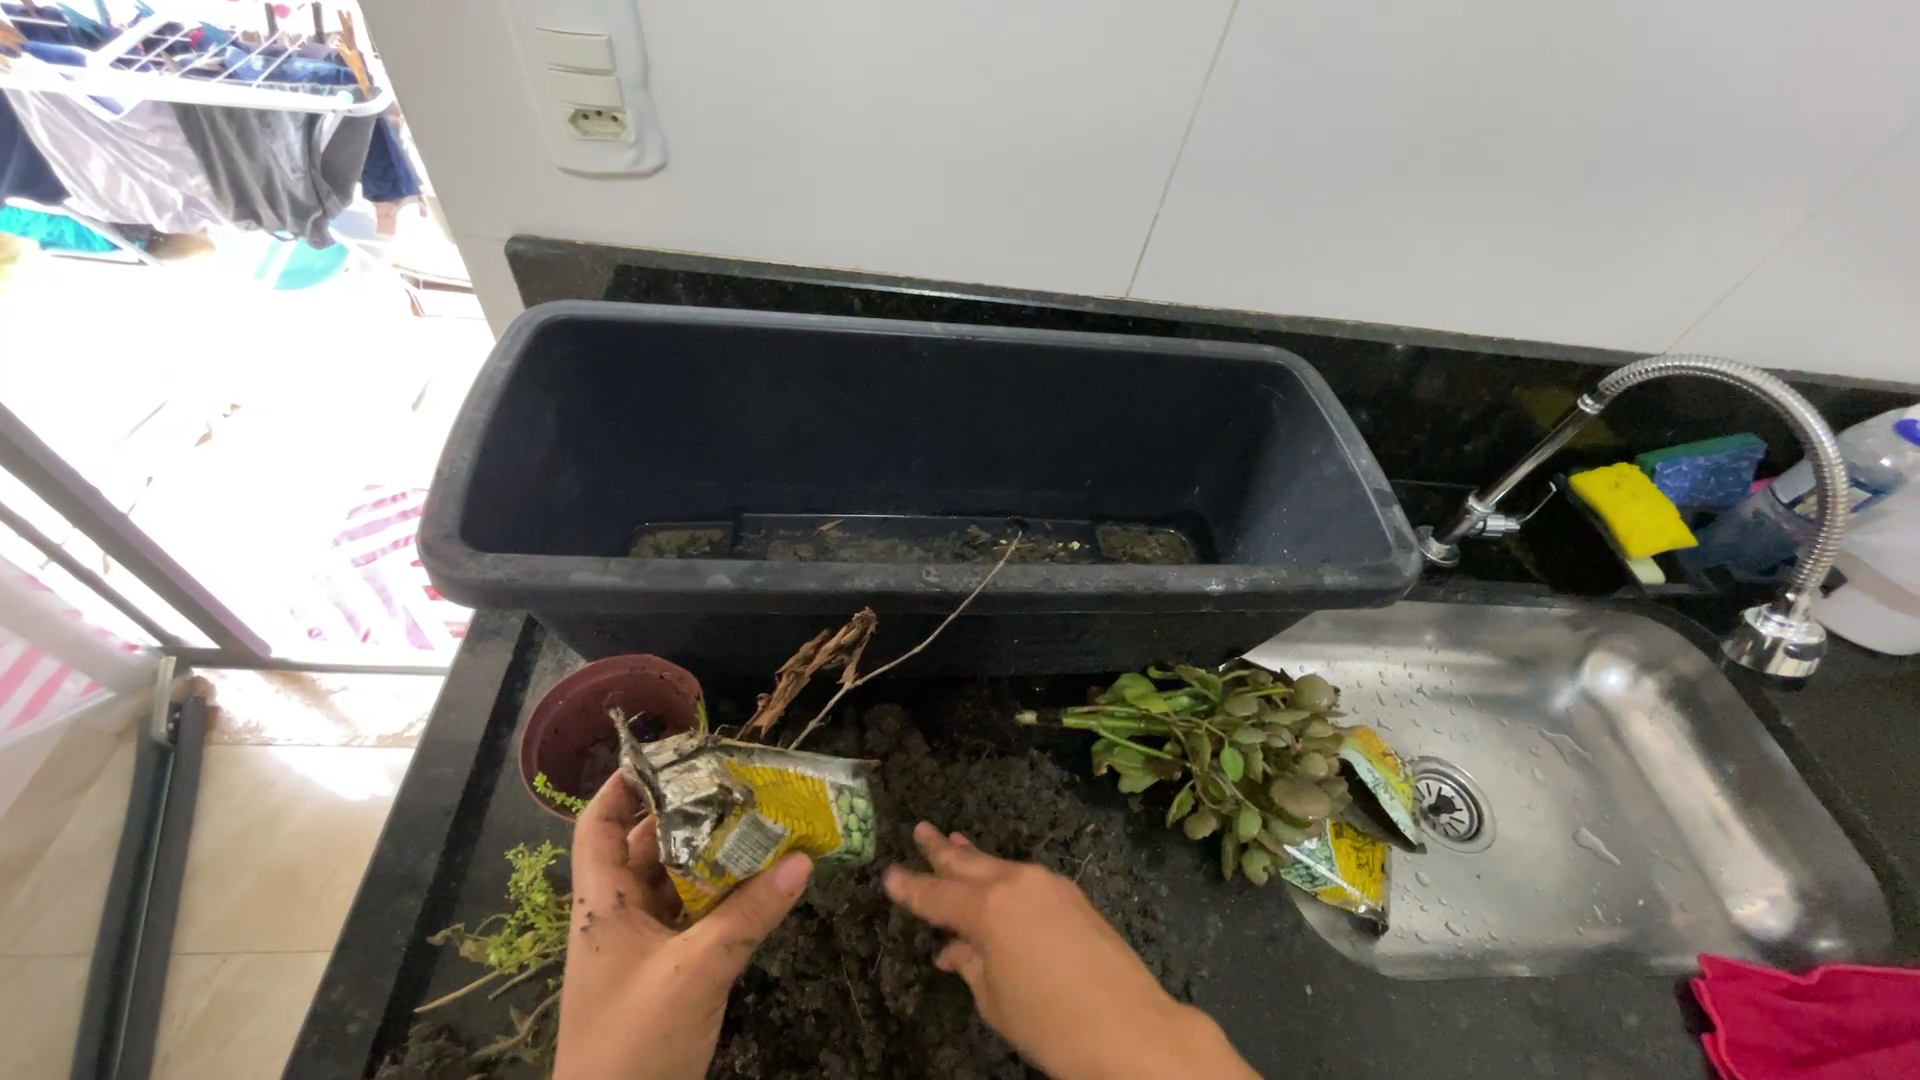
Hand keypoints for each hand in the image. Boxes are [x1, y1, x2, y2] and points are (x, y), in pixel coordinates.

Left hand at [554, 775, 812, 1079]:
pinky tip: (762, 883)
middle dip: (693, 815)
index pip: (599, 826)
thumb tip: (805, 859)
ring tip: (762, 823)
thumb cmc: (634, 1044)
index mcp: (601, 904)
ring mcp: (642, 946)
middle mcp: (618, 915)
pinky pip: (696, 917)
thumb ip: (750, 915)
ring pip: (678, 882)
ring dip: (716, 857)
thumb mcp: (695, 973)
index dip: (625, 785)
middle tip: (742, 786)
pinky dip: (725, 897)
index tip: (671, 756)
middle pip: (650, 847)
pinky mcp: (666, 972)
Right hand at [884, 822, 1257, 1079]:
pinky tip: (995, 880)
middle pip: (968, 863)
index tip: (889, 875)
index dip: (910, 888)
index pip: (936, 895)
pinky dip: (1002, 876)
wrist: (1132, 1028)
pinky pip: (1024, 878)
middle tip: (921, 829)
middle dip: (941, 850)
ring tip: (951, 841)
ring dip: (973, 856)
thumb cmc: (1052, 1024)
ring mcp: (1047, 884)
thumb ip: (970, 965)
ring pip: (998, 865)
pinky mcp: (1072, 894)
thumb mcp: (996, 1001)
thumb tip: (953, 950)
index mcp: (988, 908)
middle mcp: (1015, 883)